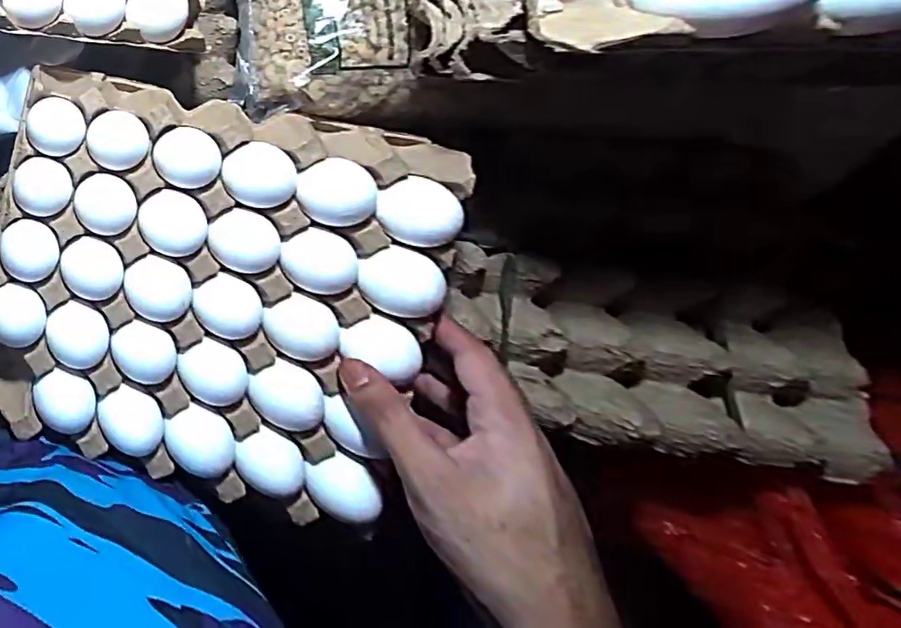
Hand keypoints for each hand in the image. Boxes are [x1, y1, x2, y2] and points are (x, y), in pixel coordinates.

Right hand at [340, 317, 618, 627]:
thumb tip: (352, 364)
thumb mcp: (428, 475)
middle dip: (423, 361)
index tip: (407, 305)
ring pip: (462, 419)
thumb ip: (389, 417)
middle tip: (380, 340)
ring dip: (423, 400)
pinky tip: (398, 439)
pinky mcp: (503, 496)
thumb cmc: (492, 541)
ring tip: (379, 383)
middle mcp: (515, 439)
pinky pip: (462, 447)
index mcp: (508, 423)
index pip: (475, 357)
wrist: (548, 626)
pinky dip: (429, 433)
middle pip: (468, 385)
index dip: (443, 327)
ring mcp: (512, 470)